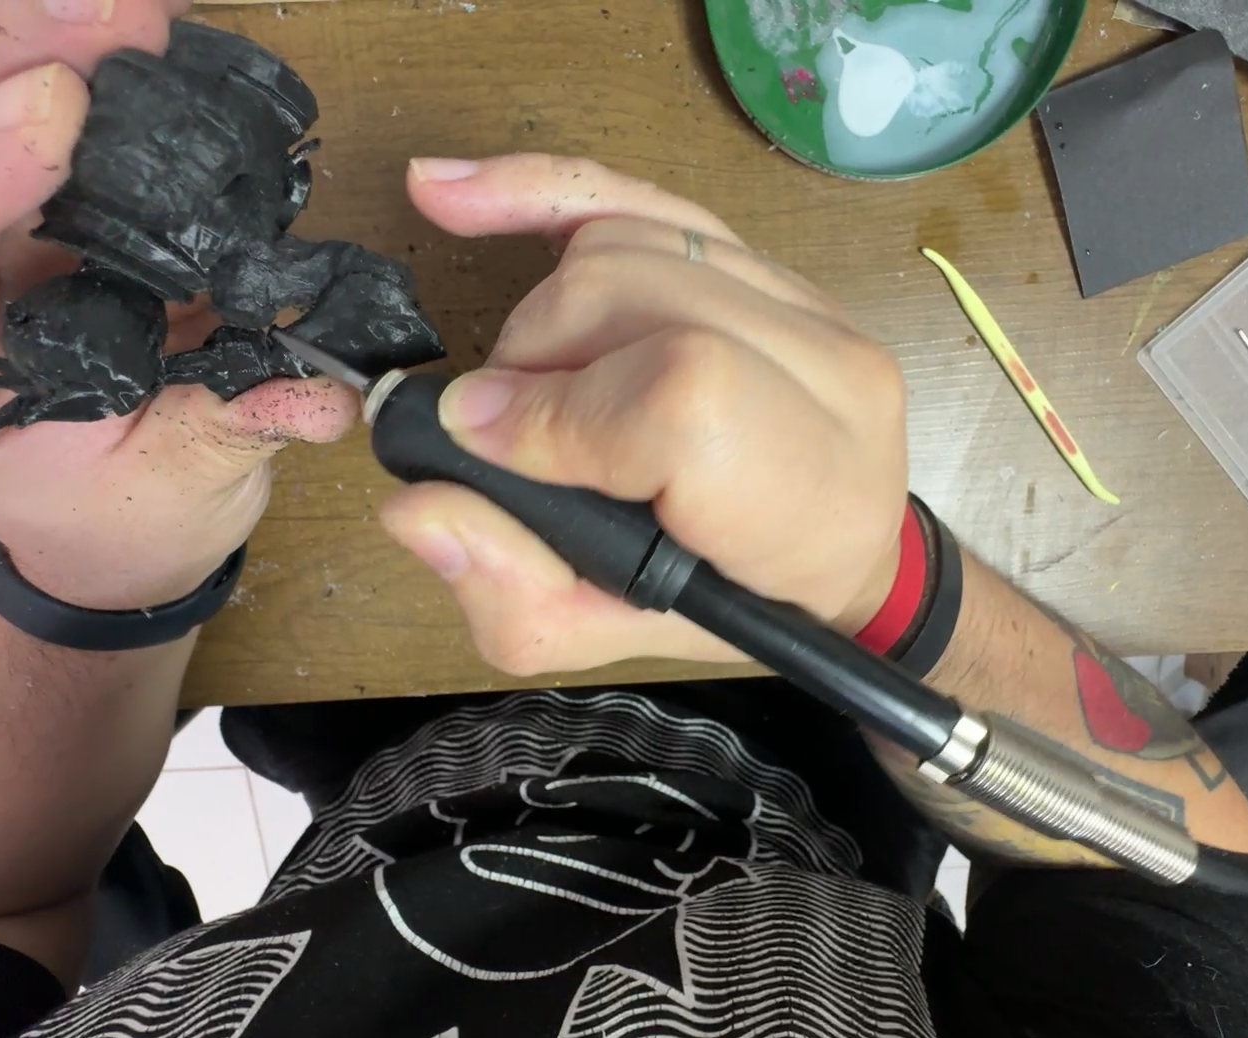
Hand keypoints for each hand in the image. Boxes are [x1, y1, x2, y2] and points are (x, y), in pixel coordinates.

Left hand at [0, 0, 356, 609]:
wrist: (108, 526)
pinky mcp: (8, 224)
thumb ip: (237, 432)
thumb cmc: (125, 521)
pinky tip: (134, 57)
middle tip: (115, 16)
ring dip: (14, 35)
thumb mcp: (183, 491)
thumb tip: (324, 390)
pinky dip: (57, 72)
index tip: (61, 104)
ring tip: (128, 14)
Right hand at [385, 154, 908, 673]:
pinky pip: (652, 200)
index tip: (483, 441)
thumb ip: (521, 597)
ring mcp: (807, 306)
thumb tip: (419, 507)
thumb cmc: (734, 599)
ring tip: (529, 382)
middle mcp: (828, 379)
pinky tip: (457, 196)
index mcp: (807, 494)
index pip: (681, 398)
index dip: (559, 413)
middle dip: (533, 362)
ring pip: (627, 245)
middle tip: (506, 430)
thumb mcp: (620, 636)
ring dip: (541, 313)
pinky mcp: (767, 265)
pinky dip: (546, 190)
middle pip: (638, 298)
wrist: (828, 545)